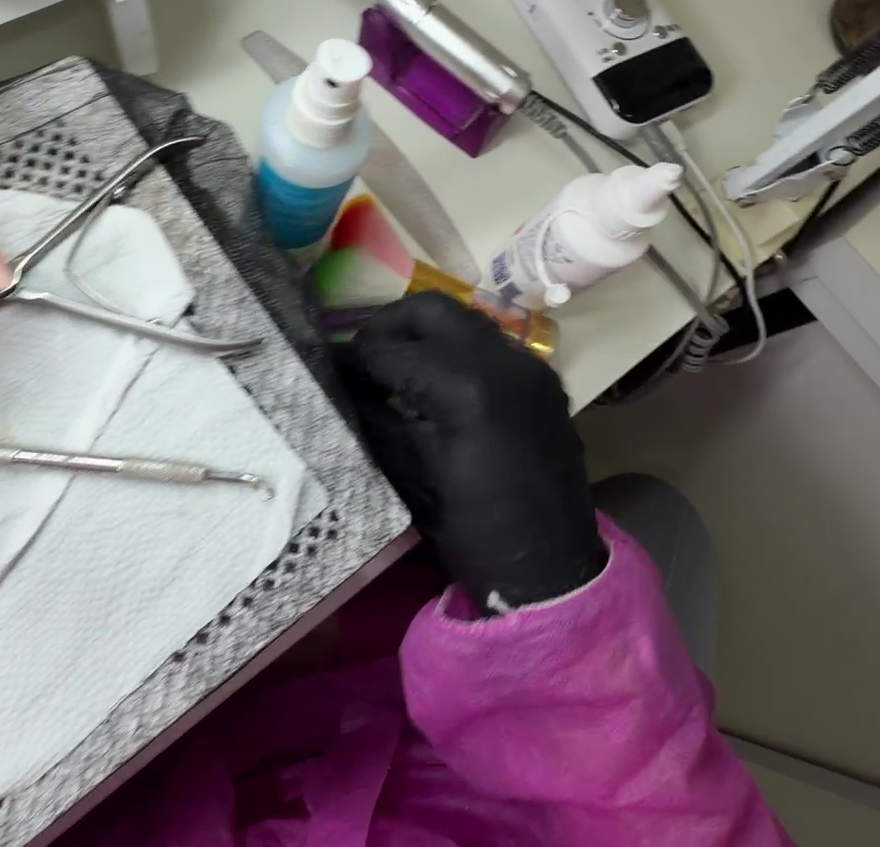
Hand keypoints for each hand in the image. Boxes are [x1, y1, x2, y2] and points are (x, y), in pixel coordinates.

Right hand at [337, 293, 605, 613]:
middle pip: (430, 310)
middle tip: (362, 357)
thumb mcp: (411, 477)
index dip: (352, 357)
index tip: (327, 364)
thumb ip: (373, 419)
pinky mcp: (543, 380)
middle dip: (388, 327)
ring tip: (396, 367)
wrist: (552, 568)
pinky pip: (491, 344)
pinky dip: (456, 351)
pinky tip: (437, 384)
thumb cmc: (473, 532)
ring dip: (424, 335)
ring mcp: (530, 366)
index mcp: (464, 388)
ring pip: (464, 320)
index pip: (390, 351)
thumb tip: (341, 387)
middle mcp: (503, 360)